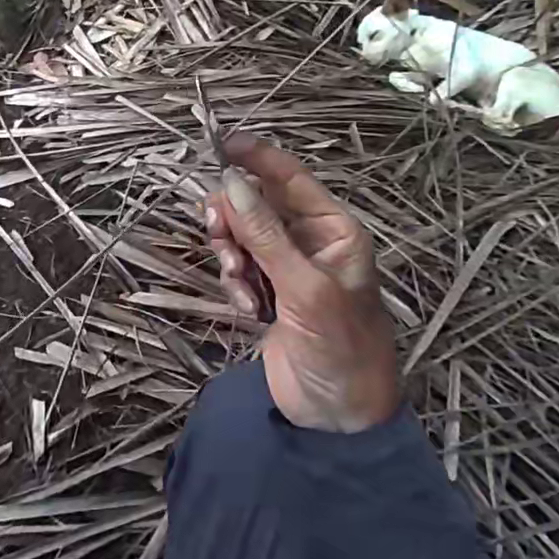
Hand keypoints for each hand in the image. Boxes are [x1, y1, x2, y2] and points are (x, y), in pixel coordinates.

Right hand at [205, 135, 399, 432]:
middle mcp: (308, 241)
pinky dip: (235, 284)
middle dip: (234, 219)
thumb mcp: (304, 288)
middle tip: (217, 234)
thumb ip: (266, 236)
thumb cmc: (340, 345)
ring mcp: (285, 268)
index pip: (289, 177)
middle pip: (256, 205)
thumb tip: (230, 184)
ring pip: (240, 237)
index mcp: (332, 229)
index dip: (256, 157)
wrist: (338, 415)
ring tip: (242, 284)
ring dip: (232, 255)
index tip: (219, 144)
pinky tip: (249, 309)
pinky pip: (237, 269)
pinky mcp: (266, 293)